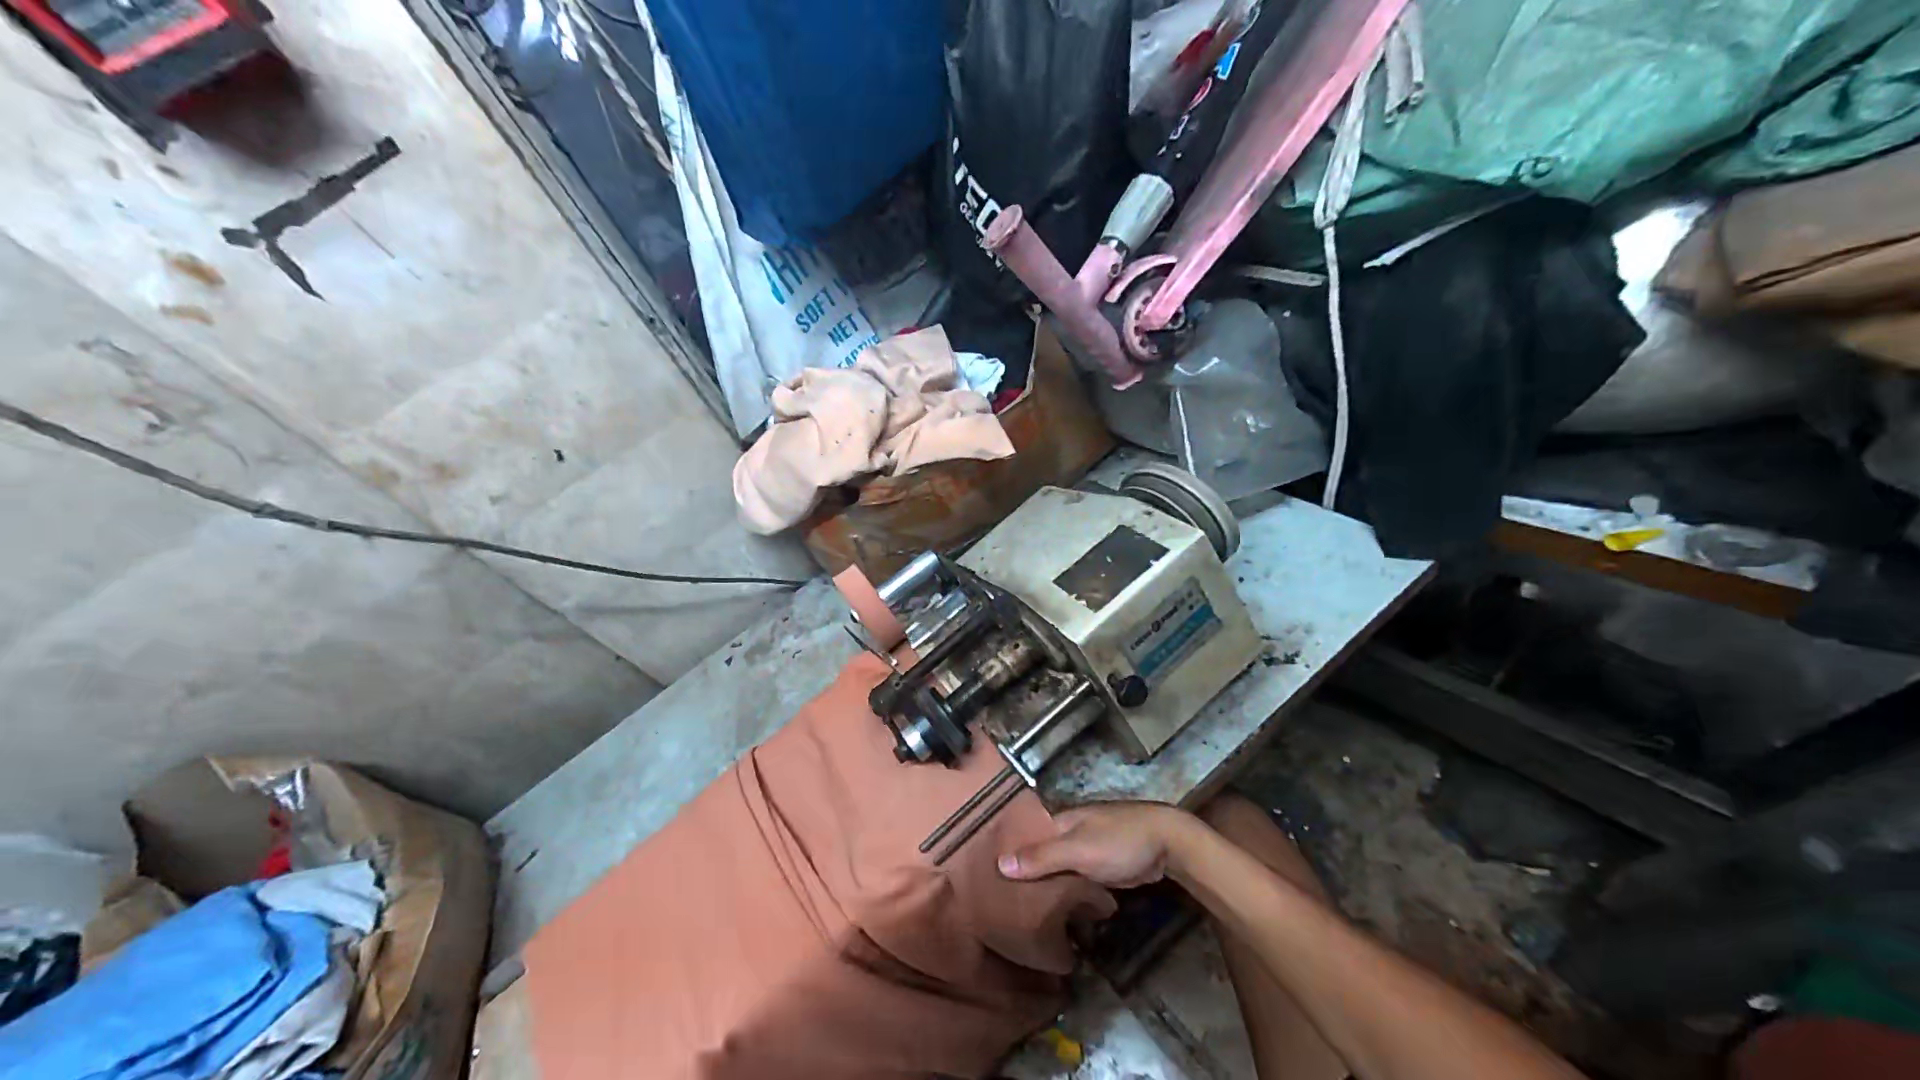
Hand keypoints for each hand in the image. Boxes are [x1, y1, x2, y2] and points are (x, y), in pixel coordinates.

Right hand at [998, 801, 1194, 888]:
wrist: (1168, 845)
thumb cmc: (1119, 841)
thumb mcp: (1077, 849)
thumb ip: (1042, 857)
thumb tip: (1000, 864)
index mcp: (1061, 819)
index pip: (1026, 833)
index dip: (1008, 848)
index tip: (985, 869)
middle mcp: (1071, 831)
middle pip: (1041, 850)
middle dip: (1025, 868)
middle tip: (999, 896)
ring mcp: (1089, 848)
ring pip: (1059, 865)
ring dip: (1046, 881)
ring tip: (1020, 906)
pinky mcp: (1104, 867)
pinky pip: (1076, 877)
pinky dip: (1065, 888)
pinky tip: (1054, 907)